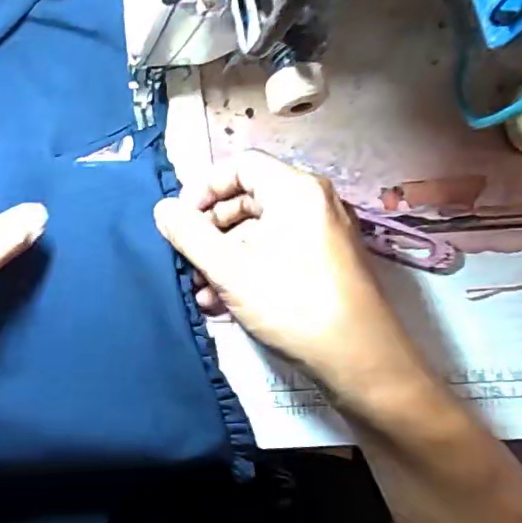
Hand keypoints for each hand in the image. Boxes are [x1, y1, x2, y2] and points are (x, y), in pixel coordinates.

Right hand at [152, 151, 434, 411]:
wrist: (359, 358)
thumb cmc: (292, 304)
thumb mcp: (229, 269)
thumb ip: (190, 235)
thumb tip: (163, 209)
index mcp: (295, 189)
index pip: (240, 164)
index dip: (203, 188)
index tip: (180, 220)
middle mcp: (314, 202)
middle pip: (249, 198)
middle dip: (211, 230)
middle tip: (188, 259)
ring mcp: (324, 233)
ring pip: (262, 231)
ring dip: (225, 257)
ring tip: (202, 291)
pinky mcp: (328, 263)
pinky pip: (280, 252)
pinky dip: (250, 269)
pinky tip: (225, 303)